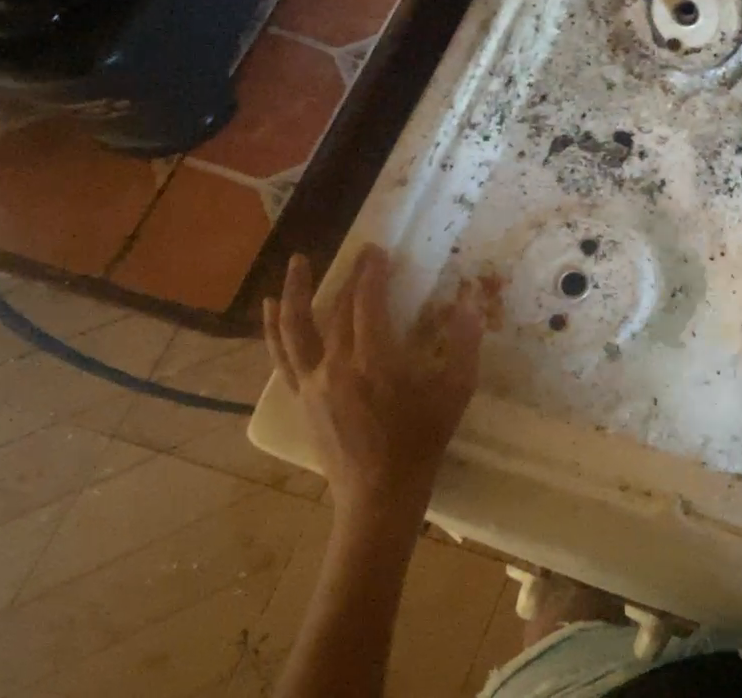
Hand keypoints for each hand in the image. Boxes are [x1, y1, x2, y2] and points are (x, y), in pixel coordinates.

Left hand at [263, 245, 494, 514]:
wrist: (381, 490)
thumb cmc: (423, 439)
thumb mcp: (456, 391)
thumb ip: (463, 346)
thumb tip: (471, 305)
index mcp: (376, 361)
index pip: (368, 304)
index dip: (373, 274)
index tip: (379, 251)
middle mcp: (336, 366)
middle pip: (337, 310)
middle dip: (350, 276)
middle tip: (363, 253)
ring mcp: (312, 382)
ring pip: (296, 327)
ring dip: (295, 291)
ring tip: (297, 262)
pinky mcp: (300, 397)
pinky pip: (281, 356)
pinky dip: (273, 328)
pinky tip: (270, 308)